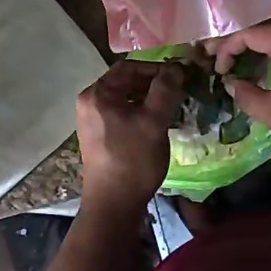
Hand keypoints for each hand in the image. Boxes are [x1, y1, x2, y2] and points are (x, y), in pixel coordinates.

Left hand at [76, 60, 182, 212]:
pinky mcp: (99, 137)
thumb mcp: (154, 122)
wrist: (113, 204)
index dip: (157, 68)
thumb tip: (176, 68)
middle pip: (126, 82)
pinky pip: (122, 116)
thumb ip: (165, 90)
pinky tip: (158, 125)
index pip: (129, 67)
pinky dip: (140, 114)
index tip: (181, 77)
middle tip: (180, 92)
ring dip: (149, 100)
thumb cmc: (133, 160)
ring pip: (126, 100)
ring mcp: (92, 121)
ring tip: (173, 108)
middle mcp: (90, 102)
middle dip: (154, 85)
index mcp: (98, 94)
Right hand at [202, 20, 270, 154]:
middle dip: (238, 39)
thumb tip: (231, 83)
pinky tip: (266, 65)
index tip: (217, 69)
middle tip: (218, 57)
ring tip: (239, 61)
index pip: (249, 31)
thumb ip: (247, 96)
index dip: (227, 47)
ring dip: (256, 42)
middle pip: (263, 23)